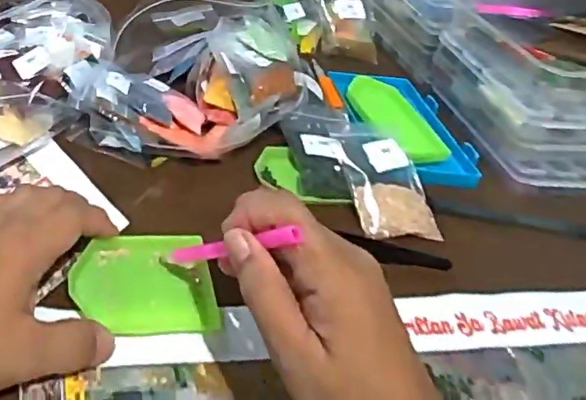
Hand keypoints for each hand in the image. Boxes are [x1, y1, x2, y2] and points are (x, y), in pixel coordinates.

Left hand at [0, 184, 117, 399]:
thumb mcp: (26, 355)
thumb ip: (72, 344)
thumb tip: (109, 337)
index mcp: (25, 242)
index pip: (71, 213)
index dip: (97, 217)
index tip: (115, 232)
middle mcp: (5, 223)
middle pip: (50, 196)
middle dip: (77, 205)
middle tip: (95, 230)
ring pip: (24, 193)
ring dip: (50, 201)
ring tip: (63, 223)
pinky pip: (1, 202)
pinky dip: (21, 203)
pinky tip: (17, 225)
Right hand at [220, 188, 436, 399]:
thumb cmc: (350, 399)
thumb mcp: (295, 354)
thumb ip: (263, 290)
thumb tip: (234, 235)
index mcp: (335, 264)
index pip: (282, 205)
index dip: (245, 213)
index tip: (223, 252)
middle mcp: (349, 254)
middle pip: (290, 217)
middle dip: (252, 232)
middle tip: (229, 273)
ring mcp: (360, 269)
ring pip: (301, 236)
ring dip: (268, 250)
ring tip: (250, 289)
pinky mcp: (362, 287)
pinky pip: (316, 257)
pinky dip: (289, 266)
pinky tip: (280, 300)